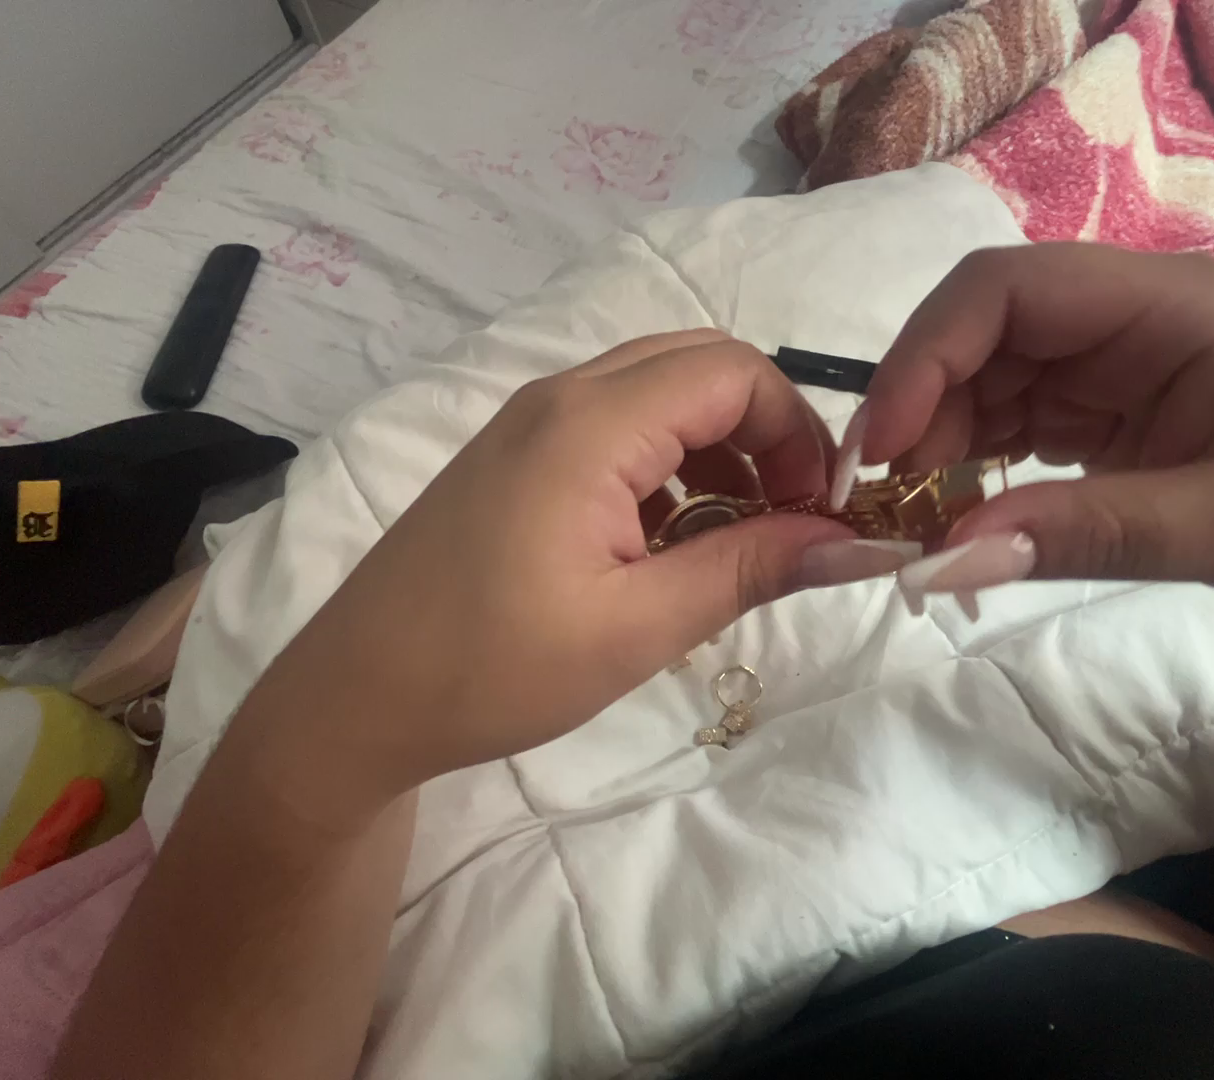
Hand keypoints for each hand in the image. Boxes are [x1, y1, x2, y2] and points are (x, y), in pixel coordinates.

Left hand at [276, 330, 869, 792]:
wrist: (356, 700)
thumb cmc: (493, 670)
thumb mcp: (638, 628)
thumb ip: (751, 569)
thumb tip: (857, 541)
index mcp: (590, 423)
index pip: (735, 373)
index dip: (797, 433)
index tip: (819, 513)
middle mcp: (560, 396)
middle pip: (700, 368)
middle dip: (764, 433)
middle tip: (784, 519)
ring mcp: (530, 422)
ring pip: (659, 395)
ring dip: (716, 451)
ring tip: (728, 537)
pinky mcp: (515, 457)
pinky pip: (617, 428)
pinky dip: (667, 466)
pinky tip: (663, 539)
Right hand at [832, 244, 1213, 600]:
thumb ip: (1093, 537)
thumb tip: (938, 564)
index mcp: (1171, 302)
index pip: (1004, 289)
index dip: (923, 358)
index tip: (881, 453)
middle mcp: (1124, 320)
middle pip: (974, 337)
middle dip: (917, 417)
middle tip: (891, 511)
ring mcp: (1107, 366)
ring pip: (976, 386)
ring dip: (934, 453)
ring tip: (923, 530)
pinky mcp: (1096, 413)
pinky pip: (1002, 427)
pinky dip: (966, 474)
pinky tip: (962, 523)